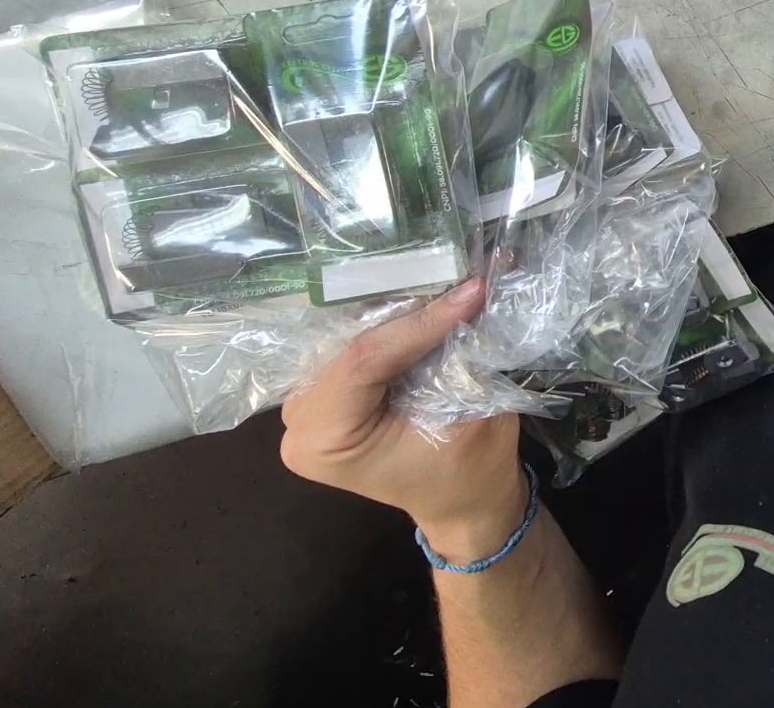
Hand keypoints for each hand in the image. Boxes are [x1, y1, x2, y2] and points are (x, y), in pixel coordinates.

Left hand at [279, 279, 527, 563]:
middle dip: (410, 306)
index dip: (421, 321)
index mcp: (325, 440)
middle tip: (463, 276)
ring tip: (450, 280)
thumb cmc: (472, 467)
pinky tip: (430, 298)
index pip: (363, 359)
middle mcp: (299, 419)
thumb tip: (475, 291)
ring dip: (403, 306)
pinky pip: (358, 340)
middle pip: (351, 340)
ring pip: (354, 332)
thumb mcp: (475, 413)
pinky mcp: (327, 389)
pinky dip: (397, 319)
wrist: (466, 497)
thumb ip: (462, 356)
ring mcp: (306, 402)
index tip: (474, 291)